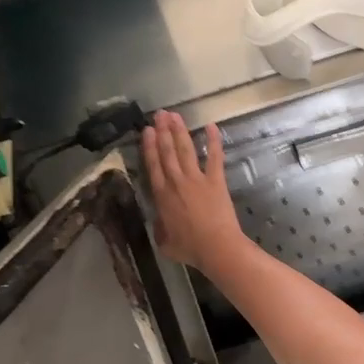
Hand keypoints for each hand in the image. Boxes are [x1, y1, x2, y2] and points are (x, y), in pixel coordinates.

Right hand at [140, 110, 248, 272]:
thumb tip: (160, 224)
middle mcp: (176, 182)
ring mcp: (197, 179)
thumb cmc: (190, 249)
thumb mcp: (165, 243)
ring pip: (185, 149)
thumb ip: (160, 230)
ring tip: (174, 115)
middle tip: (159, 114)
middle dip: (162, 131)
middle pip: (167, 152)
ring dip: (179, 131)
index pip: (153, 166)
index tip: (147, 131)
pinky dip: (213, 141)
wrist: (217, 248)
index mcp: (162, 196)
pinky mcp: (216, 181)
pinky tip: (211, 126)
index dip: (149, 146)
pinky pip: (214, 157)